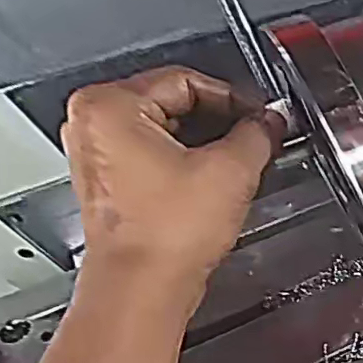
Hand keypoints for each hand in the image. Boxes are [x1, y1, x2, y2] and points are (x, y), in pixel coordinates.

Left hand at [62, 67, 282, 315]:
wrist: (146, 282)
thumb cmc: (168, 234)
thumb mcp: (230, 174)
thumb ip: (256, 137)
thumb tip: (269, 121)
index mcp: (111, 104)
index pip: (185, 80)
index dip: (234, 99)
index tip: (263, 118)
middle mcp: (94, 122)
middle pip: (173, 104)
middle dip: (222, 124)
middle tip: (258, 143)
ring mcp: (99, 154)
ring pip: (166, 133)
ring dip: (207, 147)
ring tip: (239, 169)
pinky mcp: (113, 183)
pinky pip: (157, 158)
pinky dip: (189, 166)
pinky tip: (214, 189)